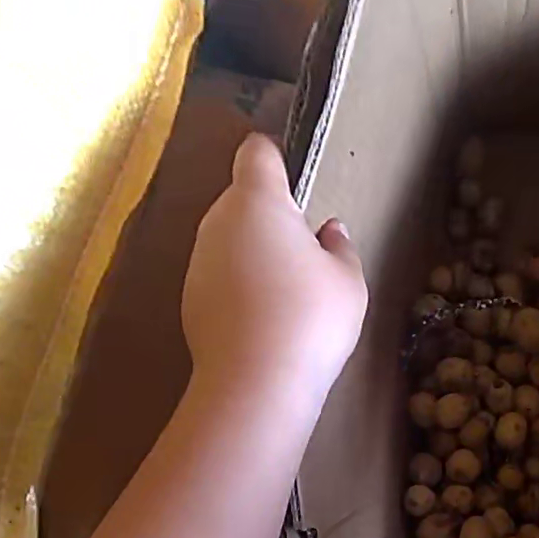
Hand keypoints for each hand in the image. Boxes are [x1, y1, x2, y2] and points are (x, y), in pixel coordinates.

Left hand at [183, 134, 368, 405]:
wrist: (257, 383)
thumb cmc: (312, 318)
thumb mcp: (348, 281)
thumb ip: (341, 247)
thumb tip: (328, 231)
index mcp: (257, 202)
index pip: (258, 154)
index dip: (276, 159)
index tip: (294, 178)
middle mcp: (217, 222)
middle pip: (244, 202)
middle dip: (273, 219)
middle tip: (308, 258)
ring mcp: (198, 262)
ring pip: (231, 242)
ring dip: (257, 255)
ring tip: (290, 297)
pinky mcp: (190, 300)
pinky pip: (222, 278)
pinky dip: (242, 288)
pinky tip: (267, 322)